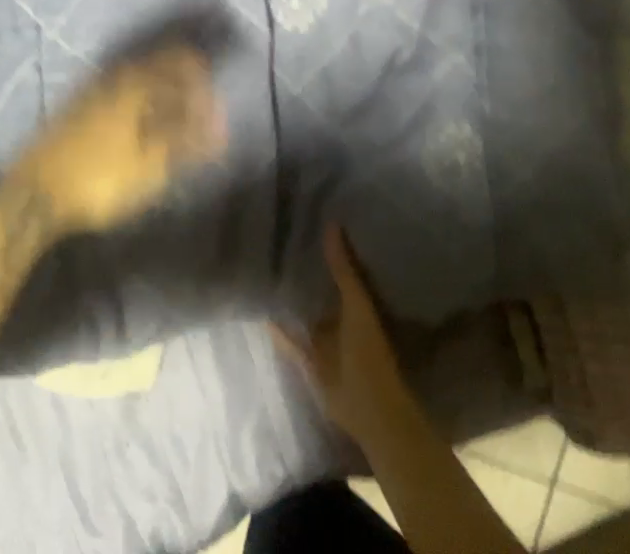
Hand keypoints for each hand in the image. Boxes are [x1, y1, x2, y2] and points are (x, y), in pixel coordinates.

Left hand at [14, 44, 225, 235]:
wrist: (33, 193)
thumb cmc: (99, 179)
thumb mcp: (152, 165)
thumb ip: (188, 139)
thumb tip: (222, 122)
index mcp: (134, 84)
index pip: (176, 60)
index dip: (199, 70)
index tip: (215, 86)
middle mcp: (111, 78)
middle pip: (153, 66)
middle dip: (179, 78)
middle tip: (198, 98)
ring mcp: (87, 92)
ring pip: (132, 79)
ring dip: (157, 89)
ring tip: (173, 110)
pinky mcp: (71, 110)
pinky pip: (115, 91)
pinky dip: (135, 101)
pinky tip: (137, 120)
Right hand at [273, 224, 425, 450]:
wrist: (369, 408)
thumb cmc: (369, 353)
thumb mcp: (358, 306)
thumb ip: (344, 270)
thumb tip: (332, 224)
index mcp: (356, 304)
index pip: (341, 270)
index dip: (328, 249)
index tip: (308, 221)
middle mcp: (339, 319)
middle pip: (320, 291)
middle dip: (304, 272)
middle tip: (278, 241)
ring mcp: (323, 341)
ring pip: (303, 314)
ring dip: (290, 300)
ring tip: (264, 271)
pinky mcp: (308, 360)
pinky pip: (289, 340)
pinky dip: (277, 329)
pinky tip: (260, 313)